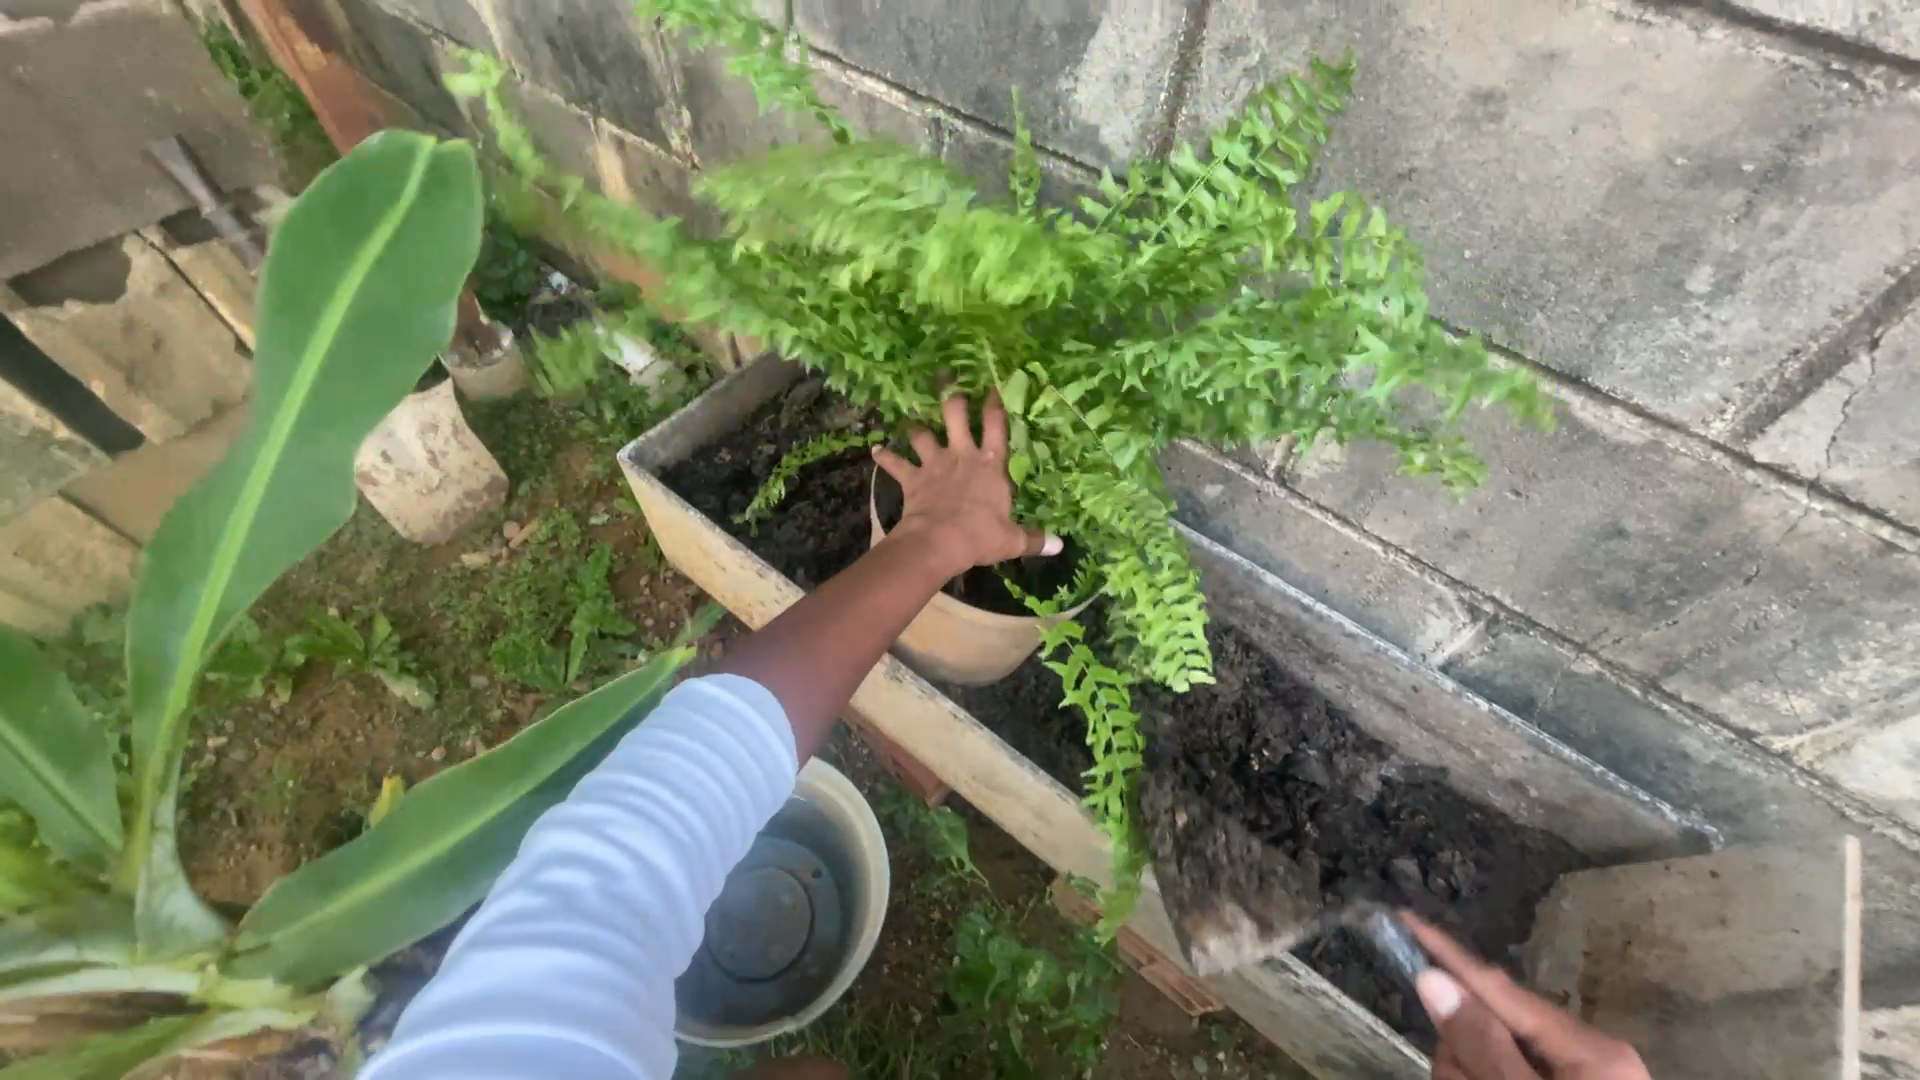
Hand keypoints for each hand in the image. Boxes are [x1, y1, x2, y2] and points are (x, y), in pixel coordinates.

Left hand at [872, 391, 1059, 575]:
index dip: (994, 404)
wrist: (939, 542)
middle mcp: (962, 456)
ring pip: (923, 434)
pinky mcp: (913, 479)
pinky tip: (875, 450)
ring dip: (917, 428)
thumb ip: (1034, 539)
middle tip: (950, 388)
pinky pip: (895, 464)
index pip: (996, 426)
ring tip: (912, 423)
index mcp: (991, 465)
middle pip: (955, 415)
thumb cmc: (980, 536)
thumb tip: (1059, 546)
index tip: (992, 388)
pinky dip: (885, 456)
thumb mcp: (1012, 540)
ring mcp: (934, 464)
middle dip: (953, 399)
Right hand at [1405, 914, 1649, 1079]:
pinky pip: (1496, 1075)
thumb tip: (1432, 979)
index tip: (1401, 917)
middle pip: (1487, 1024)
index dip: (1445, 952)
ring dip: (1465, 1078)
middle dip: (1460, 1056)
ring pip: (1483, 1055)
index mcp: (1590, 1052)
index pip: (1497, 987)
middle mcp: (1584, 1057)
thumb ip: (1482, 1046)